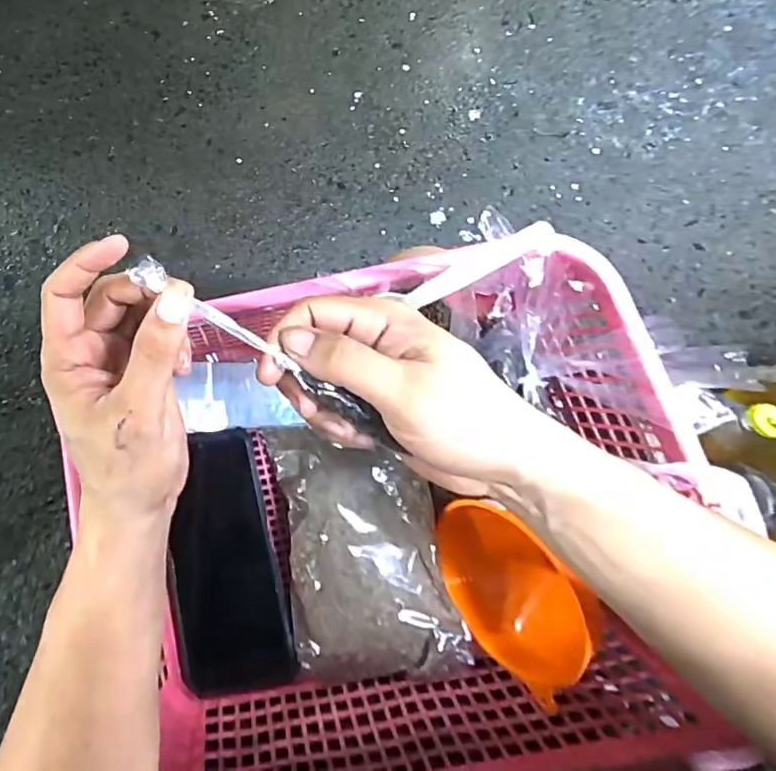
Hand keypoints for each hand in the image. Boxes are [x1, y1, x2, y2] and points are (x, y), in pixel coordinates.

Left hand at [40, 235, 193, 527]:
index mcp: (67, 360)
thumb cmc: (125, 469)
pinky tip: (182, 360)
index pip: (62, 294)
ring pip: (137, 310)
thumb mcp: (139, 409)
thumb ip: (156, 352)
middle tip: (177, 302)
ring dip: (164, 315)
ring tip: (182, 345)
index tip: (119, 244)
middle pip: (109, 296)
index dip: (85, 263)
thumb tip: (174, 297)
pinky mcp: (141, 367)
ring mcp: (116, 358)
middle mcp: (88, 352)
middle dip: (144, 292)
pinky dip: (173, 334)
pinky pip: (157, 330)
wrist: (141, 504)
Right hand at [254, 295, 580, 496]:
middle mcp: (375, 339)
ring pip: (319, 379)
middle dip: (302, 379)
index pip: (315, 311)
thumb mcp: (400, 389)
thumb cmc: (463, 421)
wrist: (504, 465)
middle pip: (310, 345)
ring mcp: (375, 372)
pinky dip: (339, 423)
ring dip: (321, 406)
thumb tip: (291, 336)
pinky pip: (337, 404)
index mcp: (383, 320)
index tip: (270, 374)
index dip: (285, 336)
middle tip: (314, 409)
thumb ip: (343, 360)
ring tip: (347, 428)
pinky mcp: (377, 401)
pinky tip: (361, 437)